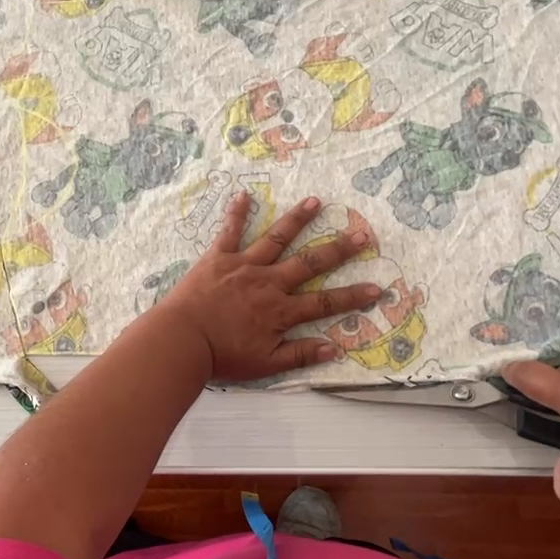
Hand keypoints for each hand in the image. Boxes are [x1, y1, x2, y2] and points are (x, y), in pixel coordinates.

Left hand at [150, 193, 377, 381]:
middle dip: (338, 249)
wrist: (182, 339)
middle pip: (309, 263)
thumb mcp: (265, 364)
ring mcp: (243, 266)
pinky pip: (229, 231)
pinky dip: (236, 213)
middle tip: (362, 234)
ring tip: (316, 201)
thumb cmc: (222, 356)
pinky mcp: (218, 258)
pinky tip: (243, 194)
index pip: (325, 303)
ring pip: (276, 239)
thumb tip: (335, 348)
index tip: (377, 288)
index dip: (352, 296)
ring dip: (297, 219)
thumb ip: (300, 355)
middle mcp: (268, 283)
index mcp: (280, 311)